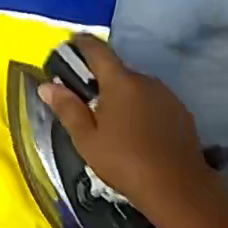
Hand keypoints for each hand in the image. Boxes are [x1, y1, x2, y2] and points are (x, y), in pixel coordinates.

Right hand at [37, 33, 225, 221]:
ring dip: (122, 96)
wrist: (175, 186)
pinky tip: (135, 132)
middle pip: (118, 72)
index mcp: (120, 83)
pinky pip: (153, 102)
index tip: (71, 42)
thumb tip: (47, 85)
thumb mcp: (87, 139)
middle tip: (85, 98)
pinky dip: (140, 109)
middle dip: (101, 79)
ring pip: (137, 88)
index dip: (82, 44)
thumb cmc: (123, 161)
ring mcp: (167, 96)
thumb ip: (68, 109)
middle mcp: (146, 81)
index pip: (98, 52)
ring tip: (110, 121)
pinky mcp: (180, 112)